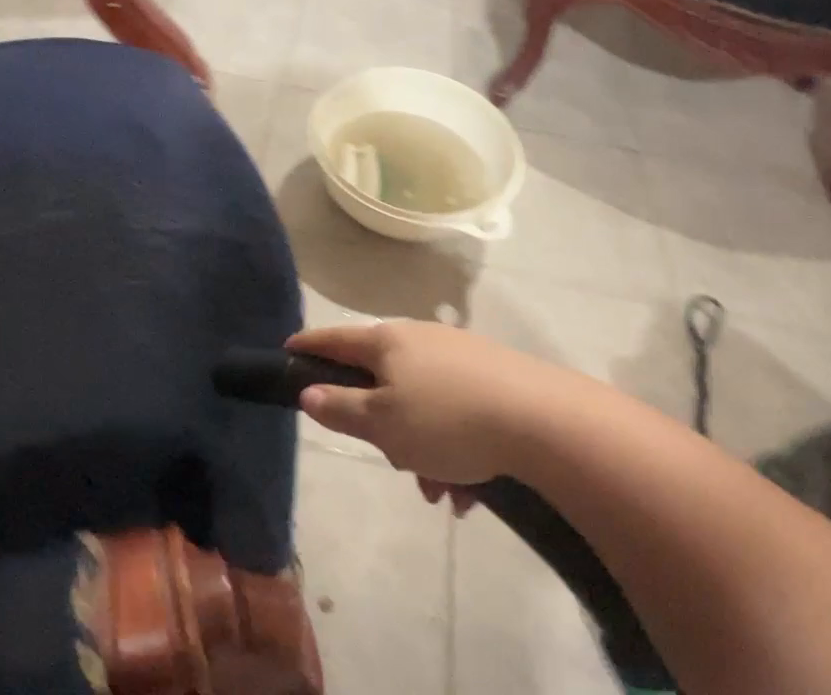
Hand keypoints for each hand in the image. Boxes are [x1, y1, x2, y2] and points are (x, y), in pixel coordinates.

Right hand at [286, 320, 564, 484]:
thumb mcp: (382, 423)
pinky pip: (456, 415)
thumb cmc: (446, 420)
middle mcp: (423, 340)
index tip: (287, 351)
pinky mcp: (494, 377)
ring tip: (441, 492)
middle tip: (394, 462)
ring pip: (422, 407)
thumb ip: (340, 408)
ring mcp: (461, 356)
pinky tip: (469, 489)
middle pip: (383, 382)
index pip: (335, 339)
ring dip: (422, 451)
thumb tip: (310, 392)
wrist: (543, 420)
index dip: (307, 346)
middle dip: (383, 428)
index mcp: (389, 343)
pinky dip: (453, 449)